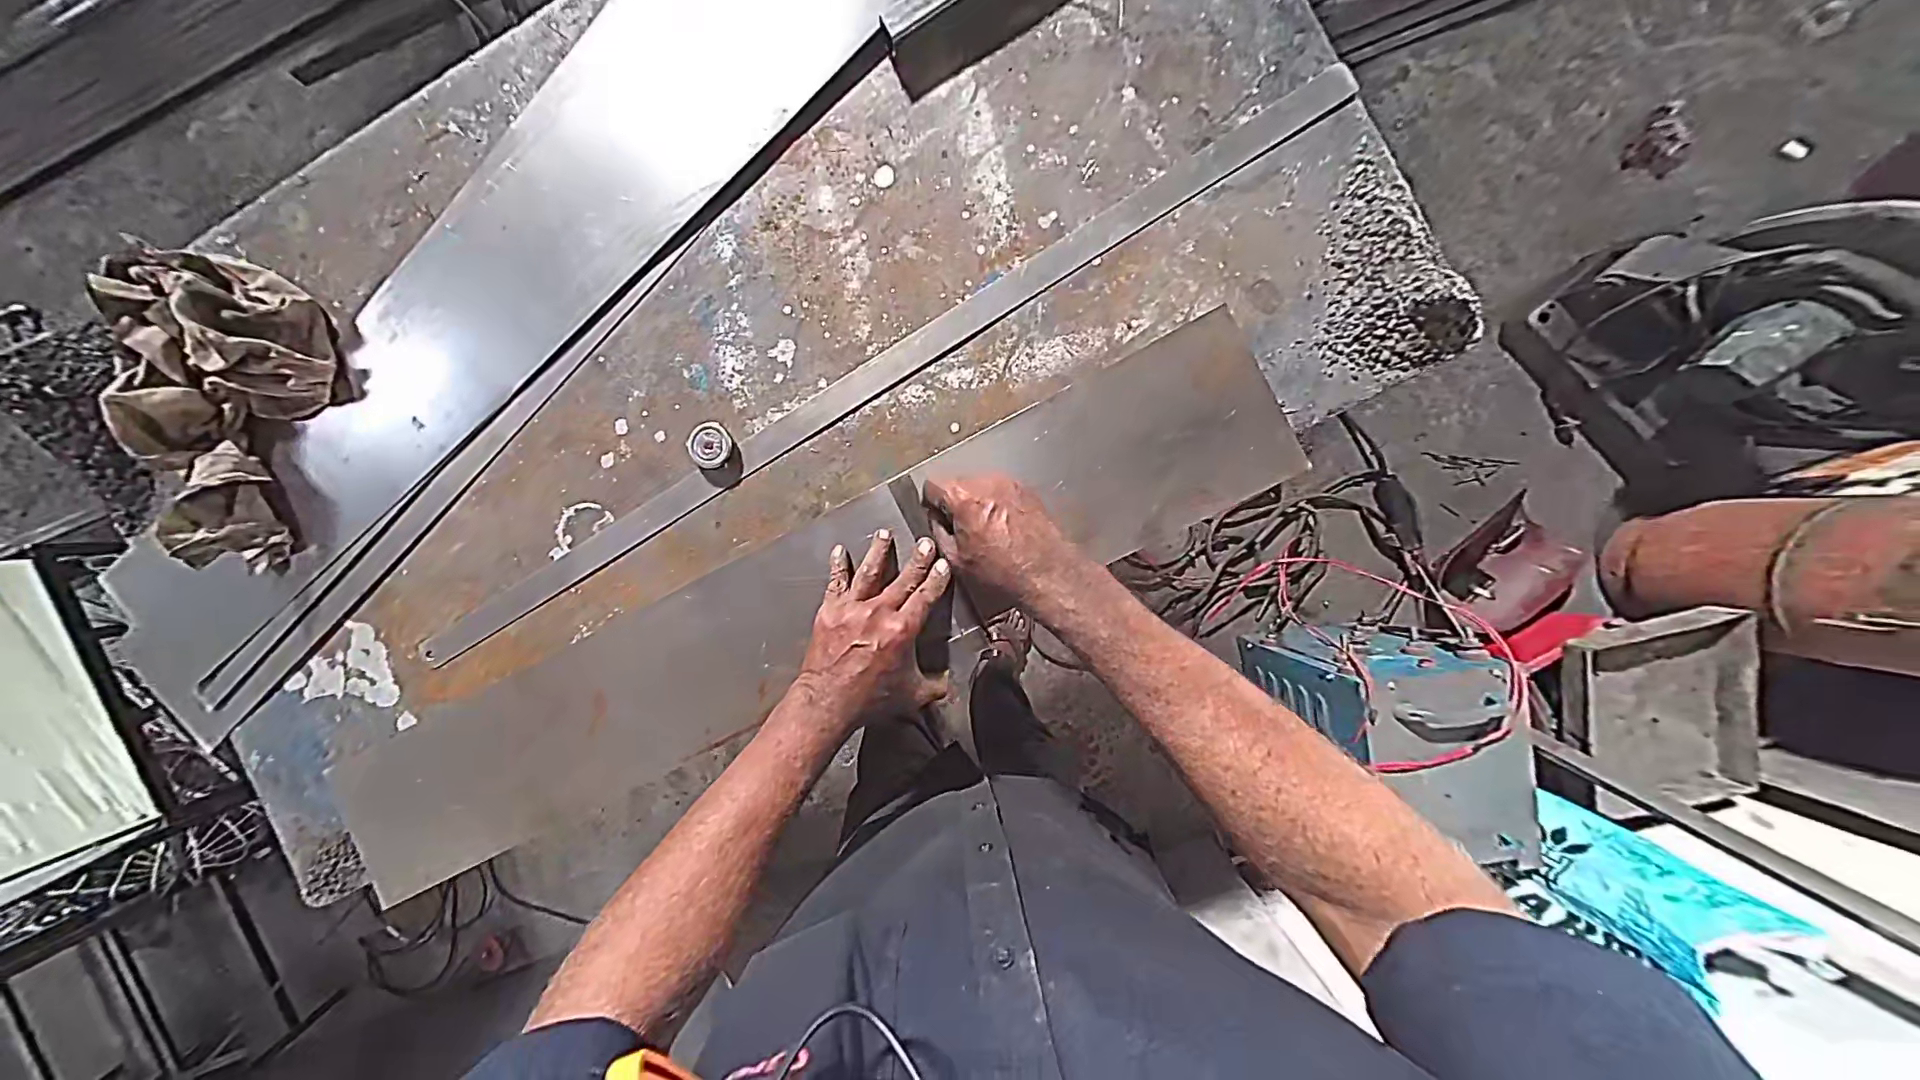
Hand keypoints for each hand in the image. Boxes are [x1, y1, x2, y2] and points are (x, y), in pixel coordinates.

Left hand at [796, 529, 951, 726]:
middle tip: (925, 543)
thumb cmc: (870, 699)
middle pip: (903, 579)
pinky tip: (839, 552)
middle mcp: (878, 613)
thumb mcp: (913, 695)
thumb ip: (935, 685)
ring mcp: (853, 609)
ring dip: (879, 551)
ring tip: (884, 534)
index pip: (925, 596)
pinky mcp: (830, 612)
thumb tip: (948, 684)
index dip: (936, 579)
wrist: (829, 701)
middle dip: (917, 559)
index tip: (942, 565)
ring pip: (870, 572)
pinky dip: (838, 566)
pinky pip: (836, 582)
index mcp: (902, 630)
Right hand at [921, 474, 1093, 614]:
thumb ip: (939, 532)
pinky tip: (1003, 528)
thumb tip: (936, 521)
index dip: (931, 503)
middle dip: (955, 502)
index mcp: (964, 498)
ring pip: (980, 486)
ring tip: (986, 530)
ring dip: (978, 502)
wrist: (1046, 573)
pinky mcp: (1025, 490)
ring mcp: (1009, 484)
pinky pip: (1000, 491)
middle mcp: (987, 483)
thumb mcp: (956, 558)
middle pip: (957, 482)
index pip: (933, 485)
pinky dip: (997, 504)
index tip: (935, 514)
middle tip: (961, 528)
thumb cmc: (1007, 571)